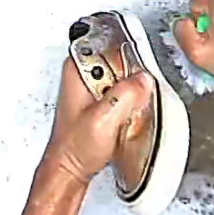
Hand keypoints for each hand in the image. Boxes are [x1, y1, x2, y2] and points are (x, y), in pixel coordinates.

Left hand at [40, 58, 151, 188]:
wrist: (69, 171)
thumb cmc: (74, 148)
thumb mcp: (104, 120)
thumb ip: (125, 95)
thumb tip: (144, 79)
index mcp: (78, 66)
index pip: (112, 42)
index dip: (131, 56)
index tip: (140, 73)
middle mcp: (83, 70)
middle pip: (122, 56)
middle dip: (135, 75)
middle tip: (135, 98)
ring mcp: (92, 83)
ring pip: (125, 73)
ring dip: (135, 89)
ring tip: (131, 109)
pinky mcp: (101, 96)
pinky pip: (125, 88)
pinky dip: (132, 99)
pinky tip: (128, 115)